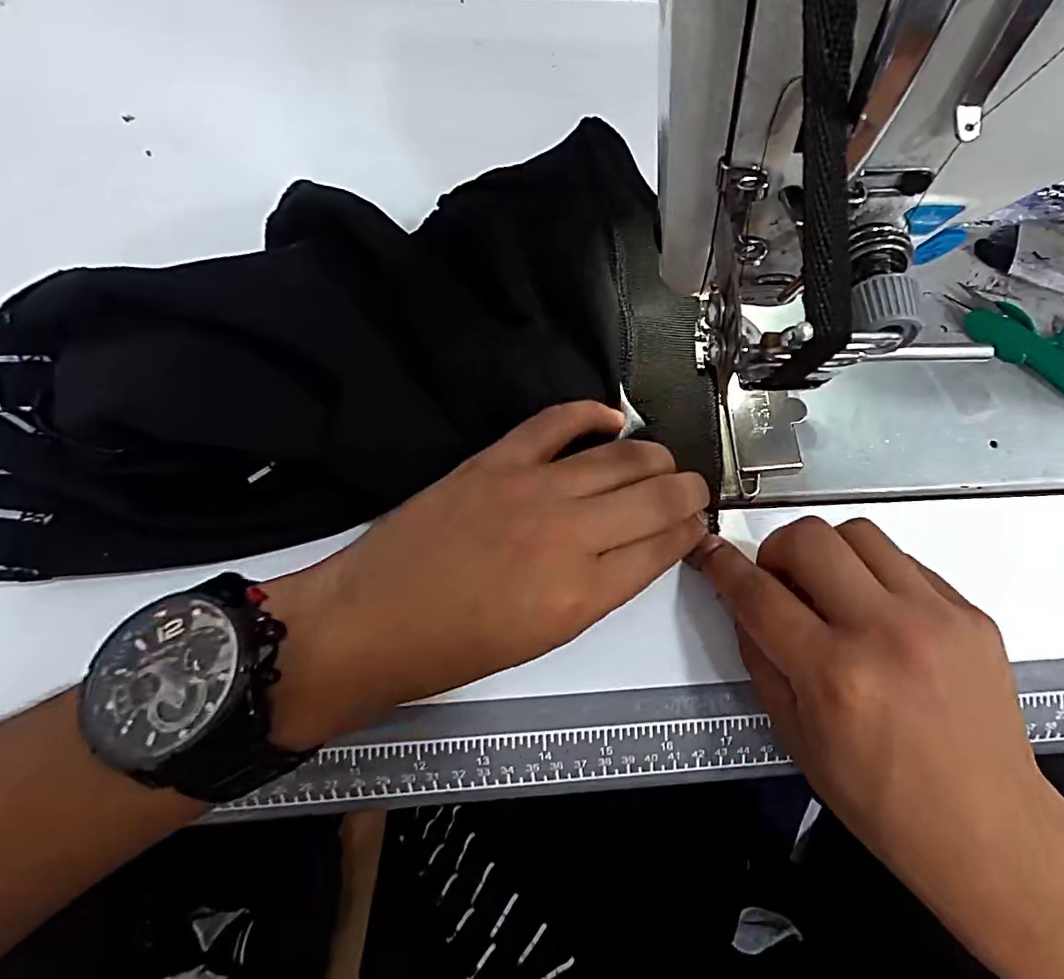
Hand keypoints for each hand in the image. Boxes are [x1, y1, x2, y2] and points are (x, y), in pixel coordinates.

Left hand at [264, 401, 709, 746]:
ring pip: (621, 456)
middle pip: (656, 495)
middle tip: (692, 491)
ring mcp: (531, 490)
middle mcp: (567, 536)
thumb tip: (640, 547)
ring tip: (662, 463)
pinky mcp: (495, 461)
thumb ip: (602, 588)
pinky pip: (557, 421)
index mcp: (582, 594)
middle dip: (689, 490)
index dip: (691, 529)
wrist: (367, 625)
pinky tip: (612, 420)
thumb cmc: (455, 649)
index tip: (696, 523)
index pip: (664, 545)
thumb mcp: (547, 637)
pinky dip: (592, 414)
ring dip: (655, 457)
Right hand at [694, 518, 1047, 921]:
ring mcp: (935, 617)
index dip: (726, 567)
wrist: (984, 826)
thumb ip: (763, 663)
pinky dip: (878, 575)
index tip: (716, 555)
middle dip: (777, 549)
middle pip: (809, 539)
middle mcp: (887, 634)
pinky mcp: (969, 612)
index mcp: (835, 676)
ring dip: (829, 552)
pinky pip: (907, 562)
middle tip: (780, 577)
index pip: (759, 594)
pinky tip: (879, 612)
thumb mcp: (799, 740)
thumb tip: (745, 608)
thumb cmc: (892, 802)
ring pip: (859, 532)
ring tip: (831, 589)